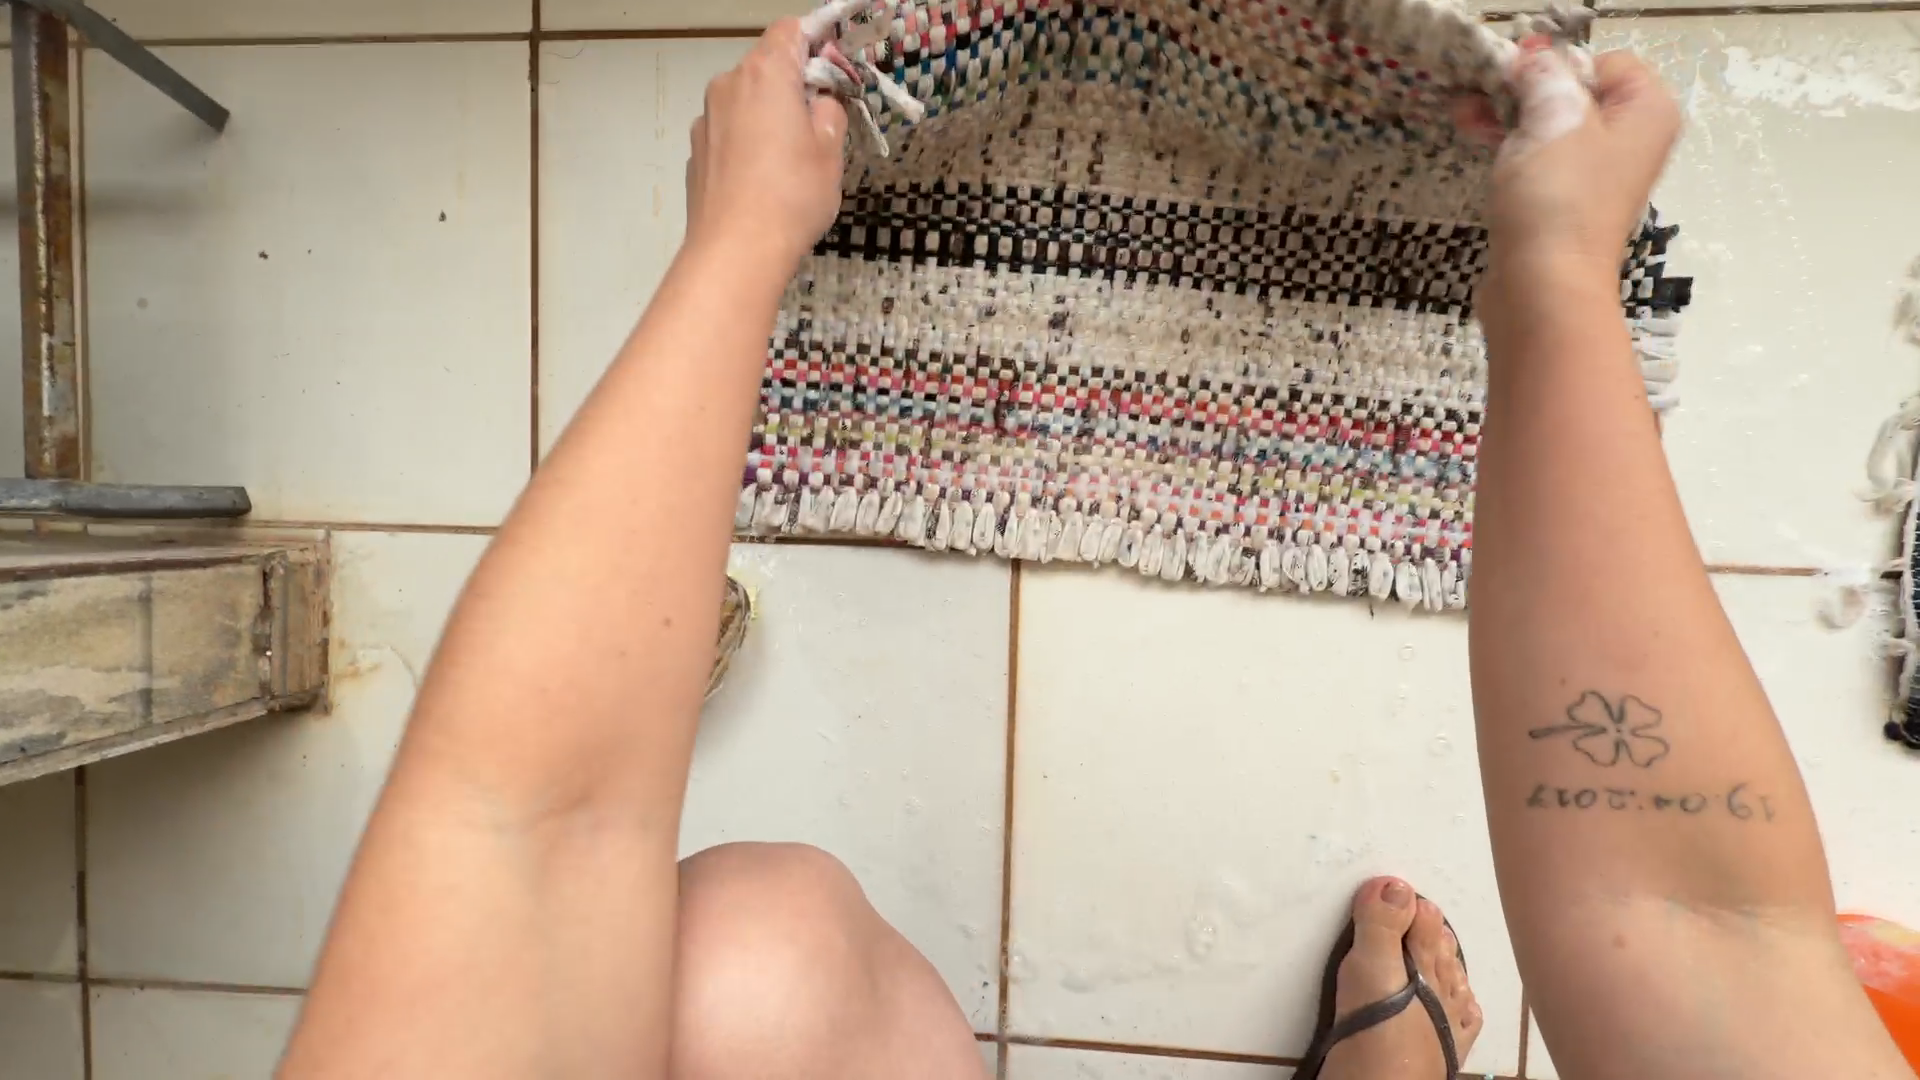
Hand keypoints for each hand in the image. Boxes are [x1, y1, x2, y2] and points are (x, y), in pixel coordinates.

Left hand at [685, 19, 848, 271]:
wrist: (737, 252)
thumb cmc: (792, 198)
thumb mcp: (830, 155)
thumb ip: (829, 115)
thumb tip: (820, 103)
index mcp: (766, 74)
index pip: (790, 31)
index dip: (816, 44)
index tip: (833, 75)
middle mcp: (728, 85)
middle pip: (765, 71)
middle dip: (792, 92)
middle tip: (817, 134)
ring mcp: (706, 121)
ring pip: (745, 108)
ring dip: (767, 124)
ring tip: (788, 171)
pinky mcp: (695, 155)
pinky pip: (728, 140)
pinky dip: (747, 152)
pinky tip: (761, 189)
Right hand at [1459, 43, 1681, 281]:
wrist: (1541, 286)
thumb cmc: (1555, 202)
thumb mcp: (1551, 121)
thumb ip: (1543, 78)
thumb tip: (1532, 58)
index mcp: (1646, 110)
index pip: (1601, 63)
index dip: (1551, 65)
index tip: (1505, 75)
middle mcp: (1629, 141)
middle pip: (1574, 98)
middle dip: (1522, 94)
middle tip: (1474, 96)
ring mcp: (1594, 179)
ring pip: (1550, 133)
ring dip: (1509, 124)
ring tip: (1466, 121)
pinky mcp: (1560, 208)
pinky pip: (1538, 168)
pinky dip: (1511, 158)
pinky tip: (1484, 157)